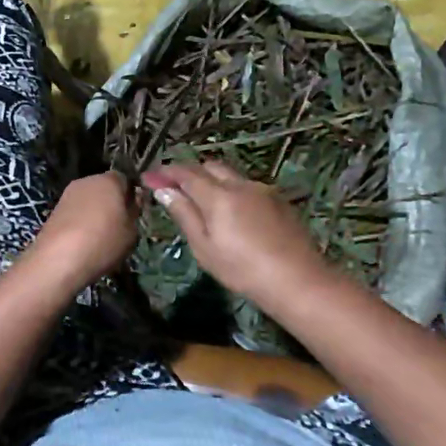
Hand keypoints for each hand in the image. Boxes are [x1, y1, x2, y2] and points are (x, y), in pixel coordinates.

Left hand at [26, 172, 139, 288]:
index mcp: (109, 180)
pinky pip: (75, 212)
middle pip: (104, 187)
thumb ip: (134, 213)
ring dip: (95, 212)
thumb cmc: (103, 241)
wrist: (58, 259)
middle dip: (112, 202)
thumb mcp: (131, 231)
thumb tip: (133, 203)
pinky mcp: (54, 210)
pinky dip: (81, 221)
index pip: (125, 179)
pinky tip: (84, 240)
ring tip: (101, 235)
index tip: (134, 212)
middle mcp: (87, 181)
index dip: (131, 194)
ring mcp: (67, 195)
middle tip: (119, 224)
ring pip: (88, 200)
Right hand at [140, 161, 330, 302]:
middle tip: (174, 187)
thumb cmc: (242, 270)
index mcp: (218, 195)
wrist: (296, 278)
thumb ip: (184, 214)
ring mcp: (263, 189)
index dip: (166, 172)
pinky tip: (232, 211)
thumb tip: (163, 190)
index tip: (149, 176)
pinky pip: (248, 186)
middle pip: (210, 167)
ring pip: (231, 175)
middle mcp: (241, 184)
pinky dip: (232, 190)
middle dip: (190, 171)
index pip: (186, 173)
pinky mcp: (279, 200)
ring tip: (202, 199)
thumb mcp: (204, 247)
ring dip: (213, 179)